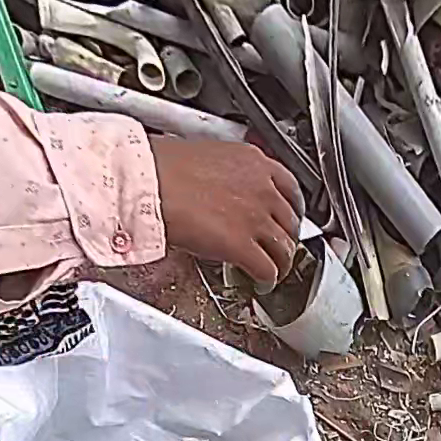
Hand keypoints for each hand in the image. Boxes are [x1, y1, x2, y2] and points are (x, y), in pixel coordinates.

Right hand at [148, 136, 301, 284]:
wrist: (146, 184)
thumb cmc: (163, 168)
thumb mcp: (209, 157)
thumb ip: (232, 175)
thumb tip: (232, 191)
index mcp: (254, 163)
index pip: (290, 188)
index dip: (293, 210)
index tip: (290, 218)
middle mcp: (261, 189)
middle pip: (290, 222)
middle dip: (287, 239)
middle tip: (280, 248)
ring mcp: (255, 219)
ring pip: (284, 249)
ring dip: (282, 263)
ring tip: (274, 270)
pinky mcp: (242, 246)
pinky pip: (268, 269)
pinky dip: (269, 280)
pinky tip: (262, 283)